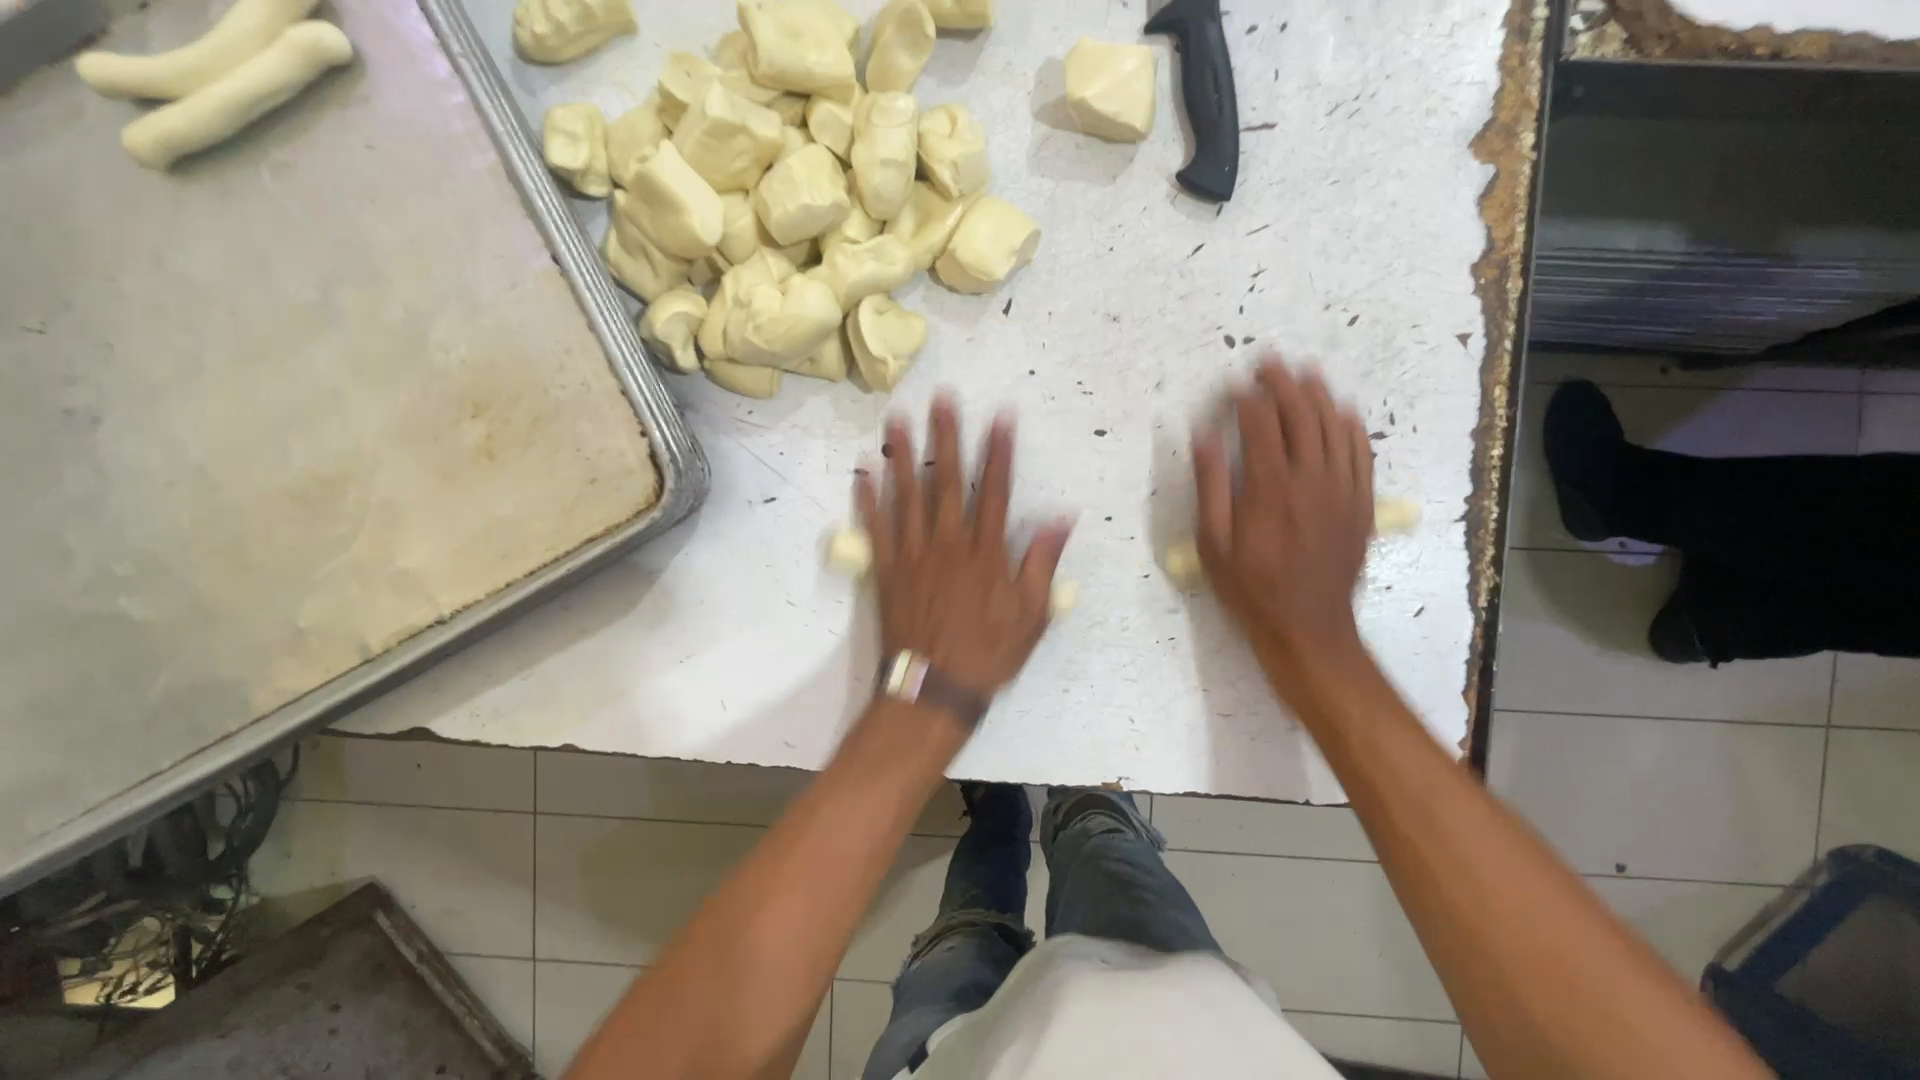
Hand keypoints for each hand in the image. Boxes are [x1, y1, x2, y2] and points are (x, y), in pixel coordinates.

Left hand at [857, 396, 1071, 706]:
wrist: (935, 688)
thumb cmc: (989, 653)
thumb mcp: (1032, 614)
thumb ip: (1042, 563)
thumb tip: (1062, 519)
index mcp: (986, 551)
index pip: (996, 490)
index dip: (999, 451)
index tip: (1001, 416)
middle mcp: (948, 542)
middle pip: (947, 481)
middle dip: (946, 436)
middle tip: (941, 399)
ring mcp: (914, 554)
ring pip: (907, 495)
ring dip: (902, 455)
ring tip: (896, 418)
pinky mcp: (887, 570)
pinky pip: (876, 528)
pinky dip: (869, 499)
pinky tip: (864, 472)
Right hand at [1192, 359, 1374, 698]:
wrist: (1307, 627)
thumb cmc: (1250, 589)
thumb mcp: (1212, 544)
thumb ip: (1210, 486)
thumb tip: (1205, 437)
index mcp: (1269, 489)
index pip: (1262, 425)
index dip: (1249, 398)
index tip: (1236, 384)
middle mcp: (1310, 480)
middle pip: (1302, 416)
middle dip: (1284, 384)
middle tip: (1270, 364)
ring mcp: (1342, 490)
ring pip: (1335, 427)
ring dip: (1319, 395)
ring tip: (1305, 373)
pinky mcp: (1361, 503)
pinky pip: (1361, 453)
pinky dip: (1351, 426)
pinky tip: (1342, 412)